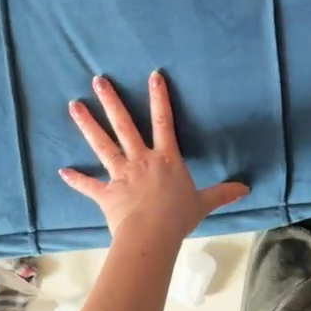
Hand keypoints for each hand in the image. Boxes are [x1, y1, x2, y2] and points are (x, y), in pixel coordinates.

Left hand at [59, 71, 249, 245]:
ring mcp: (121, 175)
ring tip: (74, 105)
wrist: (152, 235)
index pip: (164, 121)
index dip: (159, 97)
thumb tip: (247, 189)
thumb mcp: (204, 203)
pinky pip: (89, 185)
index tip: (153, 74)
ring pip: (102, 145)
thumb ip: (223, 193)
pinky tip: (63, 171)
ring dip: (87, 125)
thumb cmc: (178, 217)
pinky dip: (76, 179)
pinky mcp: (106, 194)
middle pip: (124, 125)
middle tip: (98, 80)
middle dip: (111, 101)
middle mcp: (141, 160)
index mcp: (166, 158)